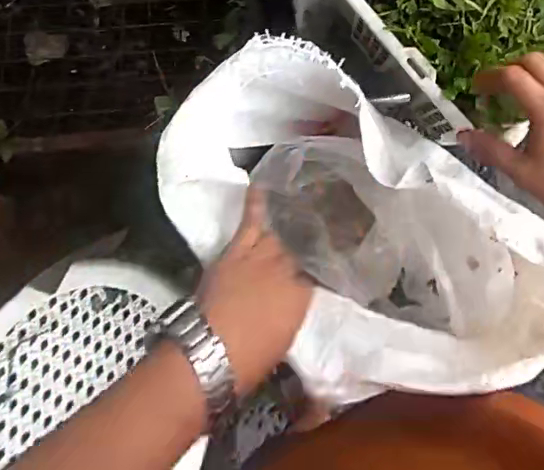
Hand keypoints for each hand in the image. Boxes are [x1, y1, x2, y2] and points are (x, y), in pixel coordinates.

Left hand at [197, 189, 312, 395]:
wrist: (209, 352)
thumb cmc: (249, 361)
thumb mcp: (284, 338)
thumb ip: (293, 309)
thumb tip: (297, 296)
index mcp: (303, 296)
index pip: (321, 272)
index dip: (326, 263)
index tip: (334, 253)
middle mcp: (287, 270)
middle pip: (302, 248)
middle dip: (312, 239)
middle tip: (322, 225)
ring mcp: (261, 255)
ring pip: (281, 233)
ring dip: (290, 223)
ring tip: (303, 203)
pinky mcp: (237, 250)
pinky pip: (250, 221)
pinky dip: (256, 203)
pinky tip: (262, 183)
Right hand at [459, 54, 543, 234]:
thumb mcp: (525, 175)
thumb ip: (492, 151)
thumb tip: (463, 135)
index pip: (511, 76)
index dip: (489, 77)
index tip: (476, 89)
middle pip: (534, 61)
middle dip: (511, 67)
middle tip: (498, 87)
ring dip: (534, 70)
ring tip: (523, 92)